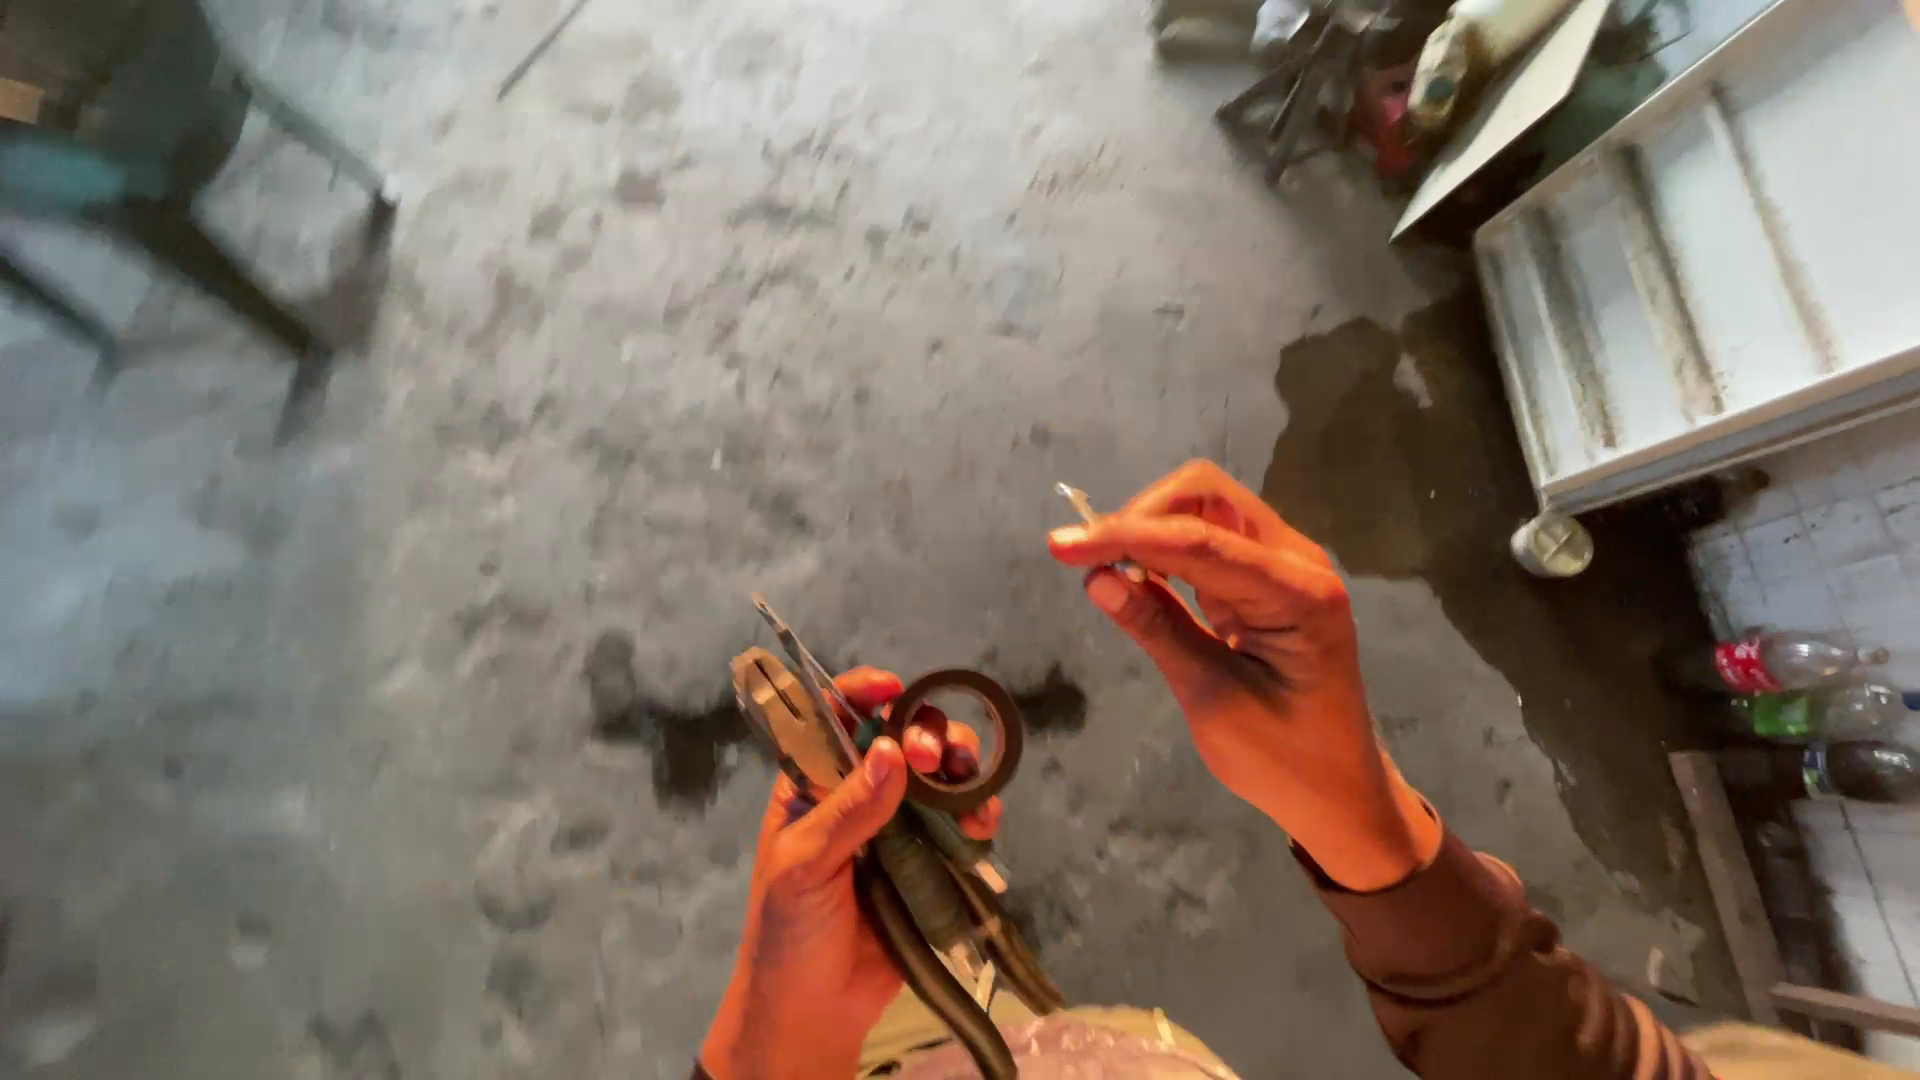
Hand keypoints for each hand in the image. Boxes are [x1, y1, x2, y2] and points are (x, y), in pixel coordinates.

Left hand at [700, 667, 1001, 1079]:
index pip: (838, 717)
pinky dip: (978, 811)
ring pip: (940, 771)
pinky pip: (961, 819)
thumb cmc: (787, 932)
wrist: (815, 1014)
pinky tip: (982, 821)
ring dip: (961, 767)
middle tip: (931, 757)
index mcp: (815, 783)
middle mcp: (861, 792)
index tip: (893, 689)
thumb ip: (847, 811)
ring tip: (968, 788)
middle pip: (904, 735)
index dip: (865, 692)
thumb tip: (892, 752)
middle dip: (926, 732)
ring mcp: (899, 823)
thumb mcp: (802, 866)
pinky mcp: (931, 857)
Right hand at [1048, 461, 1437, 891]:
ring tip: (1100, 562)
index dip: (1126, 536)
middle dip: (1142, 514)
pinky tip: (1132, 571)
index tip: (1061, 546)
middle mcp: (1295, 561)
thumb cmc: (1283, 759)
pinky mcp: (1260, 575)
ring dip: (1148, 525)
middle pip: (1207, 494)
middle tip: (1089, 556)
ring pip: (1203, 506)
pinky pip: (1204, 536)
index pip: (1199, 542)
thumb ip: (1157, 630)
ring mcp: (1279, 563)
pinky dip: (1160, 545)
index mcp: (1298, 594)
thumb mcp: (1212, 699)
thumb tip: (1096, 578)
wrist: (1338, 791)